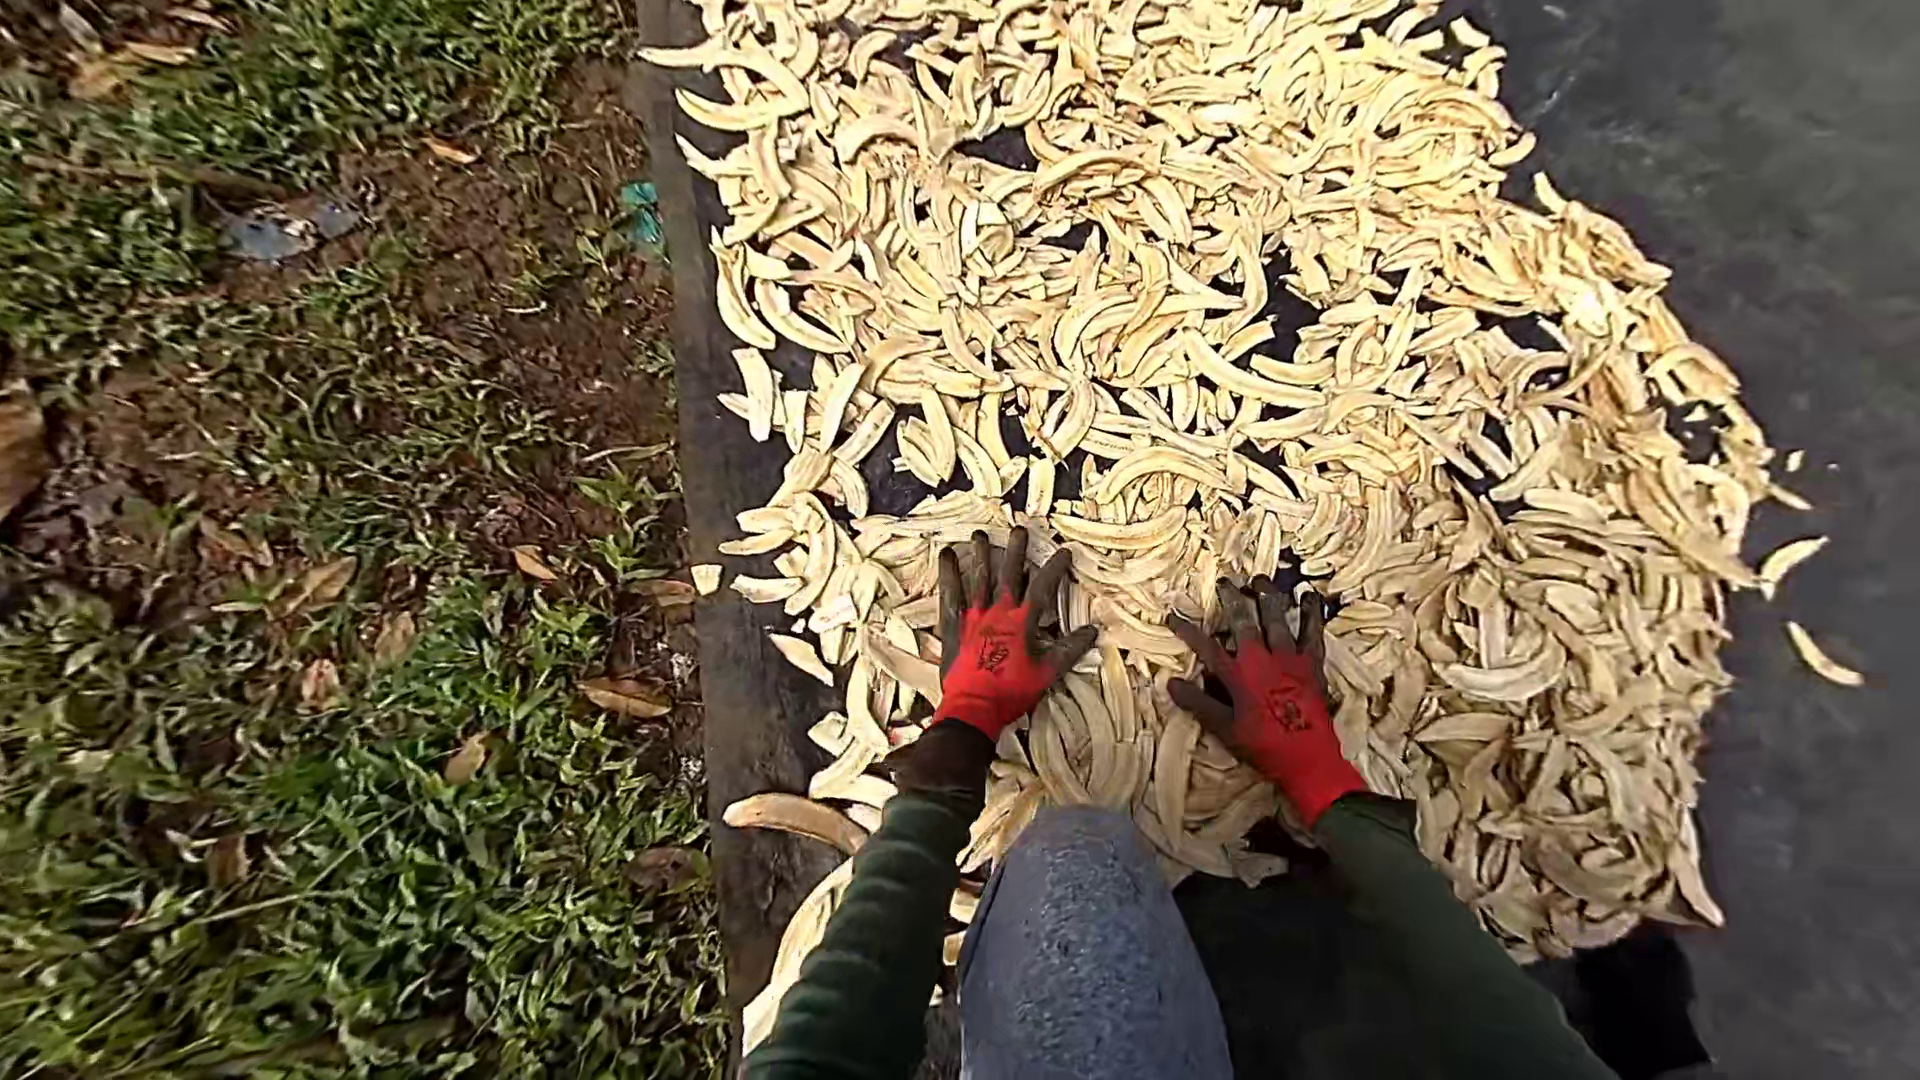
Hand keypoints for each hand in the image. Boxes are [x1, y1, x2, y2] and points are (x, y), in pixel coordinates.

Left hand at [932, 526, 1097, 740]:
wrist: (974, 707)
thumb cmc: (1011, 692)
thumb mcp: (1047, 673)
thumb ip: (1069, 650)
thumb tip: (1093, 631)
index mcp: (1023, 621)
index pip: (1044, 586)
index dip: (1055, 568)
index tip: (1065, 552)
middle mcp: (999, 611)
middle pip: (1009, 573)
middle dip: (1016, 550)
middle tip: (1019, 530)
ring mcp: (974, 615)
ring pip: (979, 577)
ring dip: (981, 554)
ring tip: (980, 534)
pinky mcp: (953, 623)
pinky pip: (950, 593)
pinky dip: (948, 573)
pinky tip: (946, 555)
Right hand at [1167, 577, 1364, 828]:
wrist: (1309, 761)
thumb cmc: (1263, 746)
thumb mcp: (1223, 729)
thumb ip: (1197, 703)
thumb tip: (1171, 683)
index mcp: (1238, 674)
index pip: (1205, 646)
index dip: (1187, 630)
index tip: (1172, 617)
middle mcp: (1262, 660)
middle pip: (1243, 622)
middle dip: (1231, 600)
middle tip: (1224, 583)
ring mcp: (1290, 660)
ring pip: (1277, 620)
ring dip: (1267, 597)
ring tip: (1260, 580)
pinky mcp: (1312, 666)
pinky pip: (1313, 634)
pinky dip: (1311, 615)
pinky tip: (1309, 597)